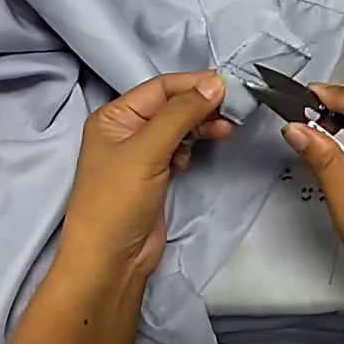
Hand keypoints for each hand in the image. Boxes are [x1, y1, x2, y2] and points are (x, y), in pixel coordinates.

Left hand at [56, 70, 232, 292]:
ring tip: (226, 130)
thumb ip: (180, 114)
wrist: (110, 260)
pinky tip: (195, 154)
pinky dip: (192, 146)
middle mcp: (125, 130)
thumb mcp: (147, 151)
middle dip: (201, 105)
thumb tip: (215, 83)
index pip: (159, 87)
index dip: (194, 84)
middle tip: (233, 111)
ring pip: (178, 127)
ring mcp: (140, 154)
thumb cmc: (118, 201)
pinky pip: (179, 148)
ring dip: (201, 126)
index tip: (229, 85)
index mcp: (113, 116)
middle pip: (171, 105)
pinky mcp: (155, 175)